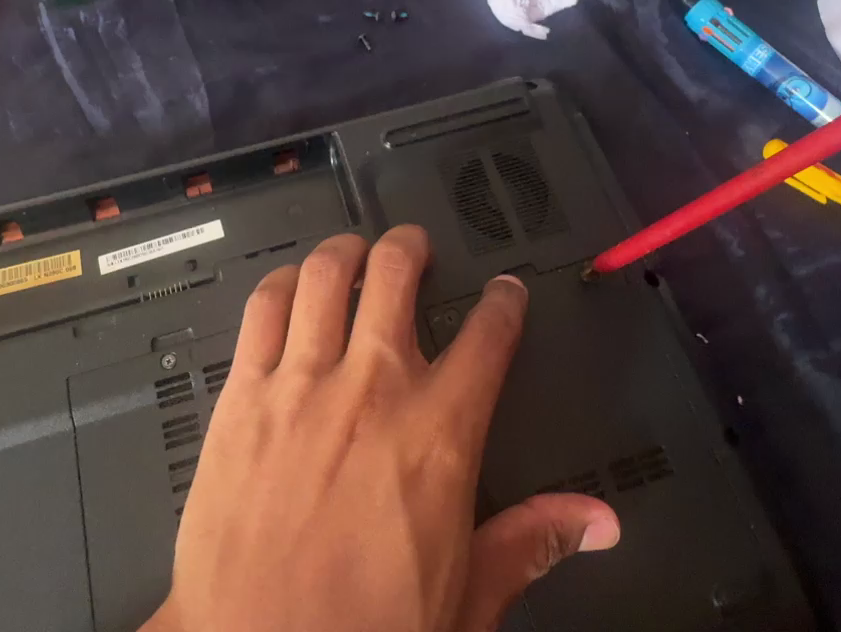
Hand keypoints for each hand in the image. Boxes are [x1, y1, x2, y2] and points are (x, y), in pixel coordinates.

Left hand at [142, 227, 618, 631]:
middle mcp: (371, 390)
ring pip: (328, 275)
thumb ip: (530, 540)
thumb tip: (596, 522)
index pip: (487, 336)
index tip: (503, 294)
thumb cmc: (361, 631)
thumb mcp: (466, 593)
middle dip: (412, 248)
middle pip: (397, 274)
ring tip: (355, 251)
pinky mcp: (243, 396)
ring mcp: (302, 385)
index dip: (502, 303)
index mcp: (438, 434)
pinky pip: (263, 310)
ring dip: (347, 251)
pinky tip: (291, 286)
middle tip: (416, 248)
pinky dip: (282, 284)